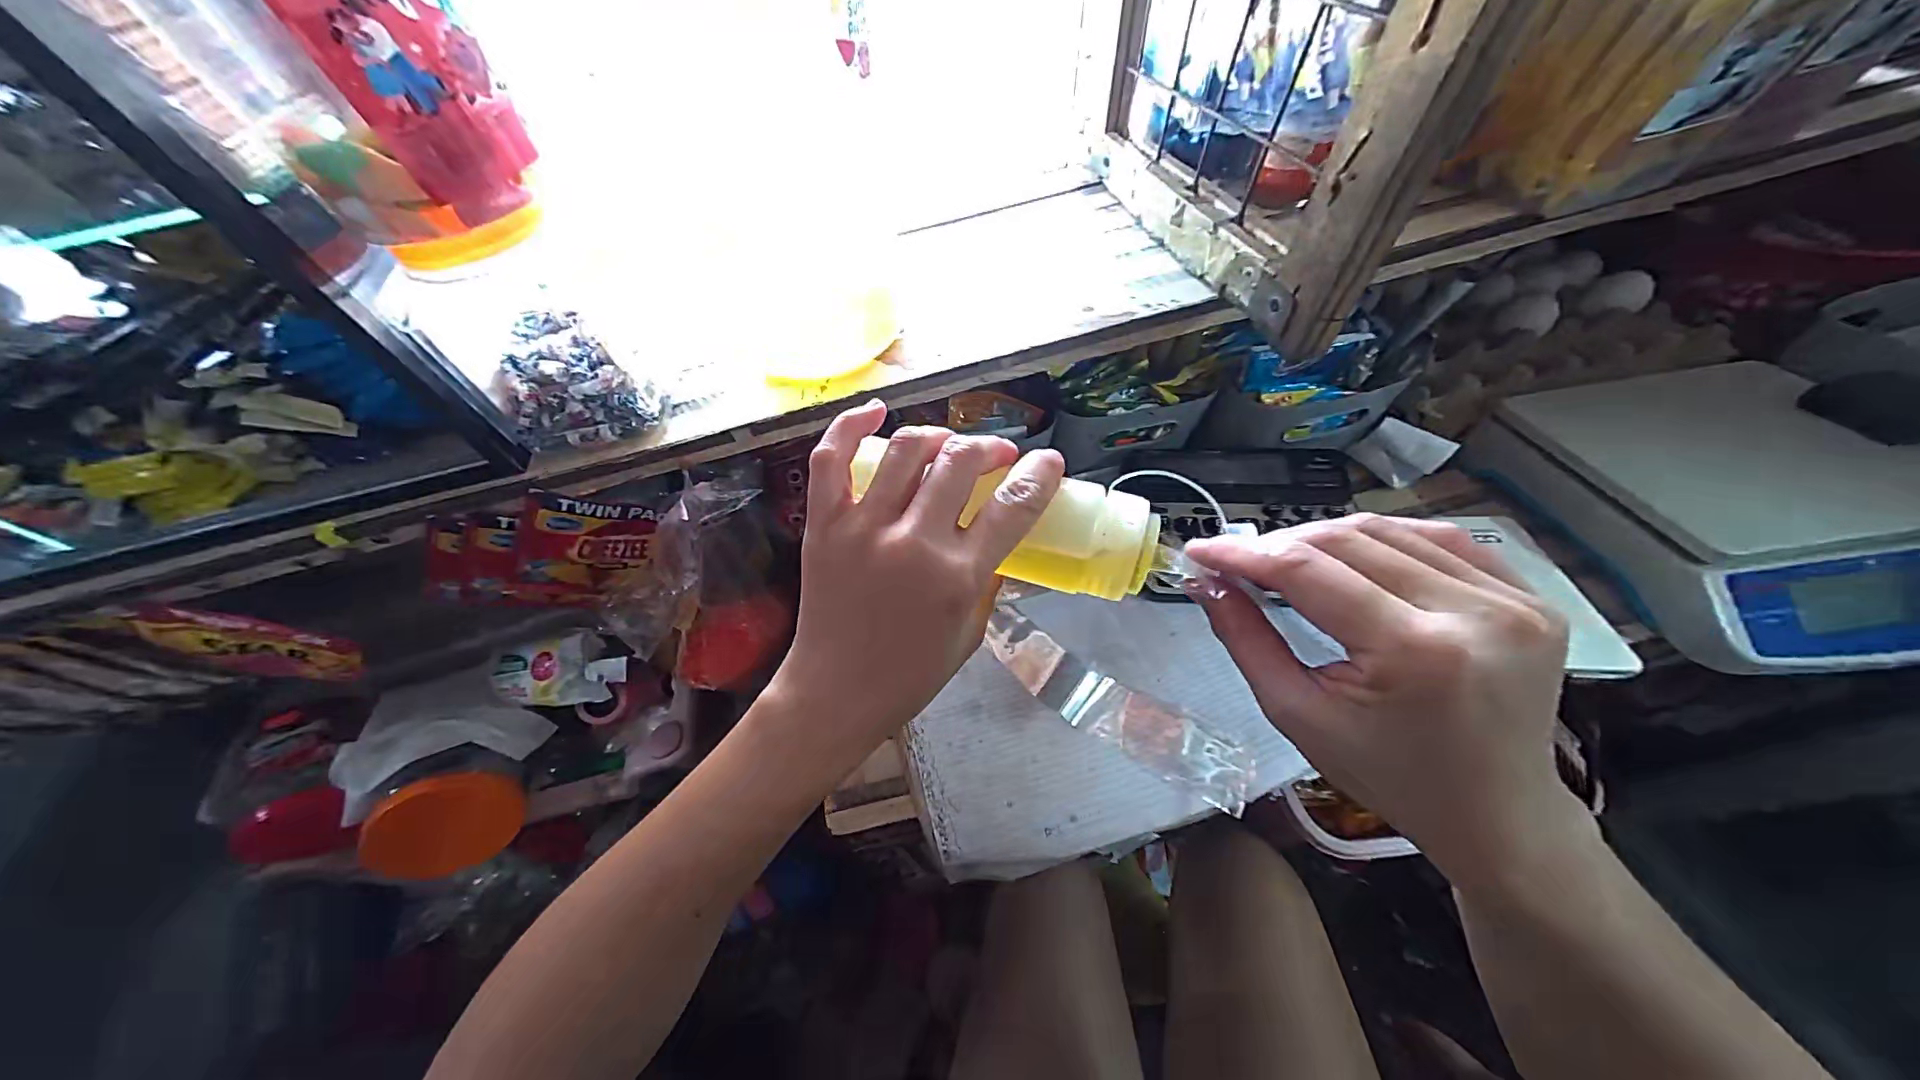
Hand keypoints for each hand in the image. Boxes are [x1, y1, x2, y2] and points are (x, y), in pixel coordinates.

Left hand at [769, 400, 1064, 761]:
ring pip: (907, 449)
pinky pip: (832, 460)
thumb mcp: (970, 633)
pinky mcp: (825, 525)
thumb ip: (988, 578)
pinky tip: (877, 411)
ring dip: (939, 435)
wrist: (835, 691)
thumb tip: (999, 535)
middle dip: (990, 448)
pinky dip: (851, 426)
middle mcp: (913, 543)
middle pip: (960, 462)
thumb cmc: (910, 673)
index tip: (1047, 461)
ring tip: (948, 444)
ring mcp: (864, 529)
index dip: (1038, 475)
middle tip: (997, 455)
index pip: (1012, 507)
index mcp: (958, 577)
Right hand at [1184, 514, 1581, 888]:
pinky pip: (1441, 541)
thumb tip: (1206, 582)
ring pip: (1391, 531)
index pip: (1308, 572)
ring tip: (1287, 559)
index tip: (1201, 549)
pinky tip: (1353, 554)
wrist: (1497, 814)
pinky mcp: (1531, 597)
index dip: (1244, 553)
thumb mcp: (1298, 714)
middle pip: (1348, 540)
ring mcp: (1513, 599)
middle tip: (1238, 561)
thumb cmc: (1387, 775)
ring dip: (1326, 537)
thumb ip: (1246, 639)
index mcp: (1414, 652)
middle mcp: (1473, 612)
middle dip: (1280, 543)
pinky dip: (1384, 539)